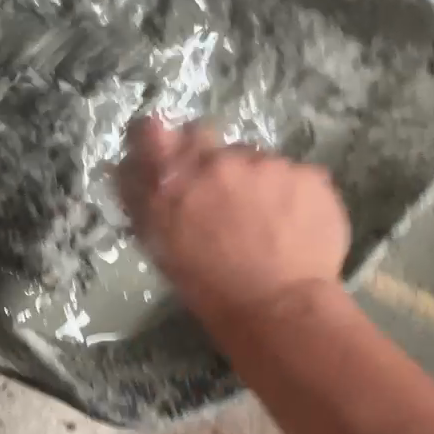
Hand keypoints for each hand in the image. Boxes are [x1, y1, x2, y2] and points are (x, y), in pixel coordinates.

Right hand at [115, 118, 349, 330]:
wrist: (275, 303)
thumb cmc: (202, 280)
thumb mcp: (155, 241)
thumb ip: (140, 197)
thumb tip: (125, 165)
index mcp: (172, 180)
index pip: (150, 130)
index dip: (154, 136)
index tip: (160, 149)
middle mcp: (216, 161)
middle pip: (205, 138)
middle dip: (206, 160)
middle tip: (216, 197)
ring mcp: (266, 164)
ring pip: (252, 159)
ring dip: (250, 179)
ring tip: (259, 219)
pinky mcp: (308, 174)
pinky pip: (291, 174)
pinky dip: (287, 193)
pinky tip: (287, 224)